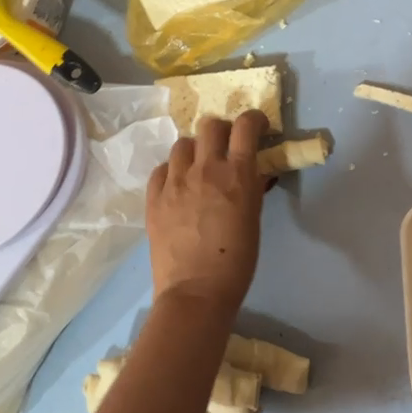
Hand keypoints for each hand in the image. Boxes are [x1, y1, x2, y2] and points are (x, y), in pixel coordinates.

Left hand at [146, 110, 268, 315]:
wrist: (196, 292)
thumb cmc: (237, 260)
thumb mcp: (254, 216)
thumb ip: (252, 186)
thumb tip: (253, 170)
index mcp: (237, 173)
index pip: (246, 125)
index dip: (254, 119)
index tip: (257, 127)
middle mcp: (205, 169)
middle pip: (210, 126)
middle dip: (221, 131)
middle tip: (225, 147)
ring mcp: (175, 182)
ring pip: (182, 144)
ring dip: (194, 151)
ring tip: (198, 168)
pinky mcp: (154, 198)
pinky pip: (162, 169)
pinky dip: (172, 172)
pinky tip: (177, 187)